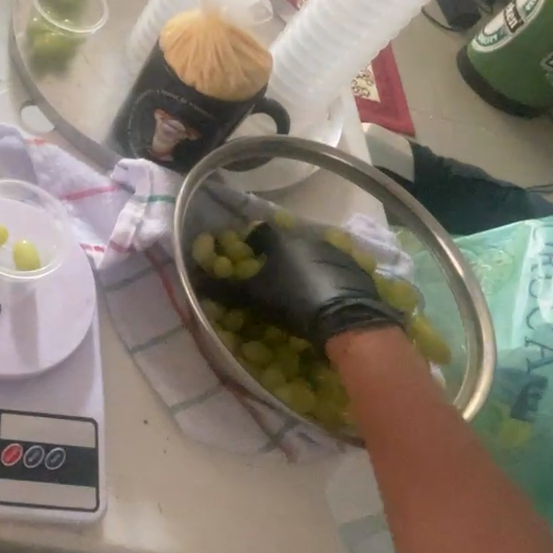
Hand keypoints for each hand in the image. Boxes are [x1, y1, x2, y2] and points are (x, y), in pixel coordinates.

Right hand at [200, 223, 402, 350]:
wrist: (347, 320)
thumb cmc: (292, 302)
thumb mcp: (251, 297)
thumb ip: (223, 288)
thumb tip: (193, 279)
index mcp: (282, 240)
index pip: (261, 232)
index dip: (252, 243)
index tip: (249, 258)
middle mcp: (309, 239)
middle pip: (288, 243)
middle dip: (279, 256)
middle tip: (272, 276)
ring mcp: (337, 253)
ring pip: (313, 255)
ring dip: (304, 266)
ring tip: (299, 287)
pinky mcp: (359, 271)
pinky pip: (336, 270)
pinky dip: (327, 279)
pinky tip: (325, 297)